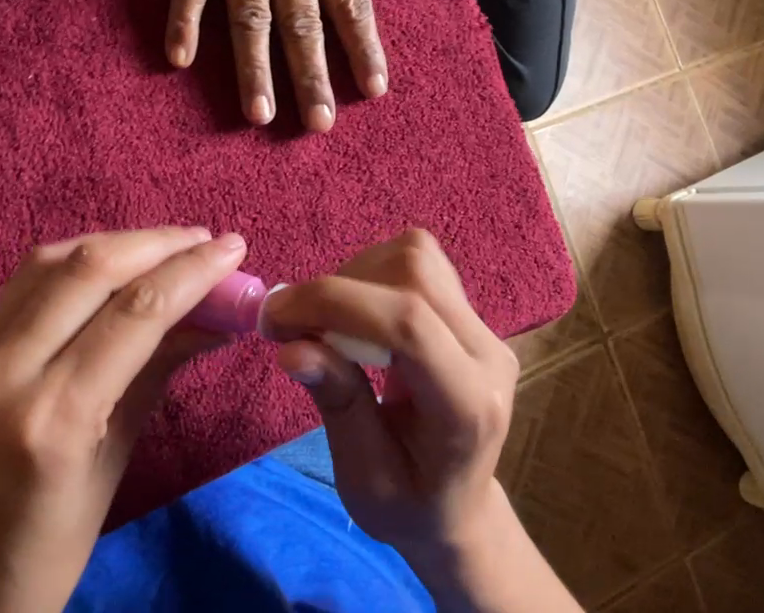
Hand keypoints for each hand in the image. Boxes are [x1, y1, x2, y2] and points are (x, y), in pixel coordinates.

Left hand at [0, 227, 246, 612]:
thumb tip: (210, 321)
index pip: (135, 315)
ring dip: (114, 244)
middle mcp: (4, 376)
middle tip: (205, 241)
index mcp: (54, 421)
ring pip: (47, 264)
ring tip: (163, 246)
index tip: (232, 248)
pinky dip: (71, 264)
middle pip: (89, 270)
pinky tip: (106, 267)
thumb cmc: (42, 561)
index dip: (191, 271)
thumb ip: (154, 379)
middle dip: (157, 244)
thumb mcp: (111, 473)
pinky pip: (17, 289)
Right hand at [168, 0, 436, 131]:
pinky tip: (178, 59)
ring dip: (255, 67)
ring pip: (248, 16)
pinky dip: (183, 20)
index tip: (373, 89)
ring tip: (260, 113)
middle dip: (312, 77)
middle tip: (318, 125)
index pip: (351, 3)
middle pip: (302, 23)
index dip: (363, 48)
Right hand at [264, 230, 578, 612]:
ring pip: (416, 255)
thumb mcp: (364, 478)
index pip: (409, 324)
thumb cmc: (409, 506)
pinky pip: (418, 263)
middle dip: (339, 288)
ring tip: (326, 321)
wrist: (455, 509)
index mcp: (469, 405)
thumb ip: (338, 404)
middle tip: (293, 324)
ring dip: (354, 275)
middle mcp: (488, 354)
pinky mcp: (469, 313)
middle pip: (414, 273)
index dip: (335, 304)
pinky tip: (354, 315)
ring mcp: (485, 328)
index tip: (275, 319)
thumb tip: (292, 346)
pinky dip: (370, 274)